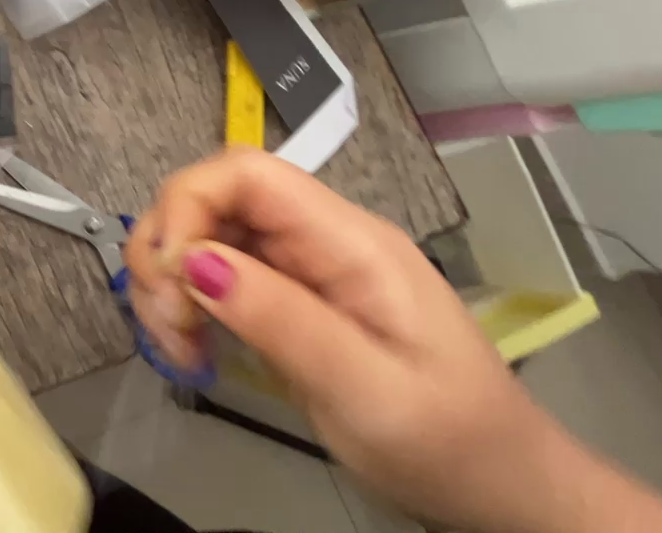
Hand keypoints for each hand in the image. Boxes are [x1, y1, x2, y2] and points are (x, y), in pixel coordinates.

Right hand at [123, 149, 661, 532]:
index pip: (244, 172)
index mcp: (348, 240)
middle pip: (206, 198)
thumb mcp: (370, 392)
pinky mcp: (272, 292)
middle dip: (165, 250)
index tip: (172, 275)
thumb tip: (192, 260)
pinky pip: (201, 272)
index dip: (188, 204)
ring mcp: (289, 263)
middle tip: (171, 322)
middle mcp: (311, 236)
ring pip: (192, 235)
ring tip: (178, 344)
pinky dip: (176, 303)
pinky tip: (189, 346)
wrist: (498, 490)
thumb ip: (282, 320)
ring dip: (163, 282)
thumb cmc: (451, 443)